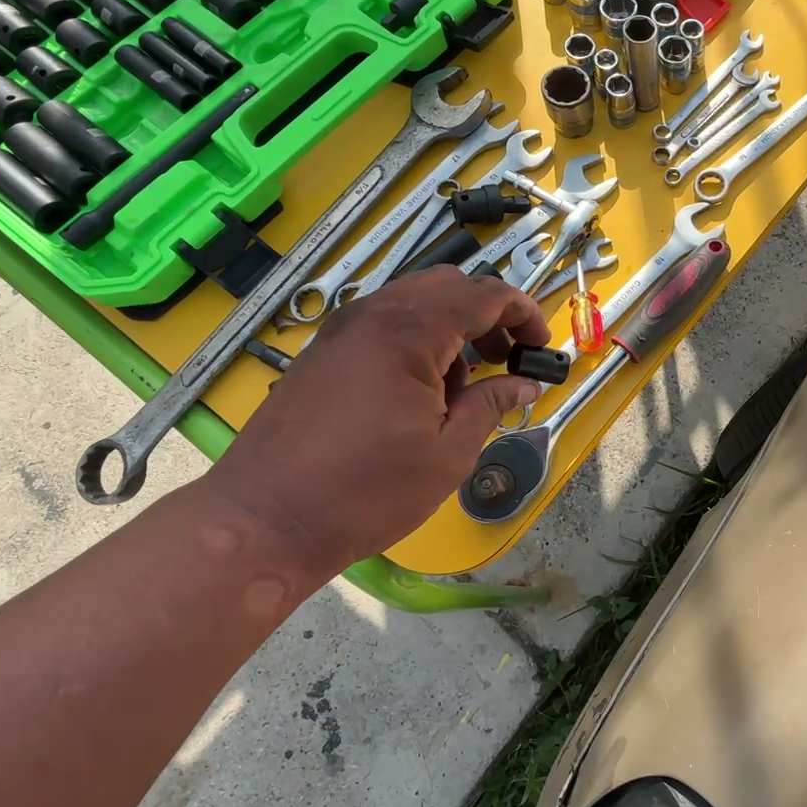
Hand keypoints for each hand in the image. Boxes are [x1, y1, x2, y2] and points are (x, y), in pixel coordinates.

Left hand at [204, 267, 550, 570]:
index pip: (484, 294)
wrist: (266, 519)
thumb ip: (491, 406)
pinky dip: (416, 340)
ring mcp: (341, 331)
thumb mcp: (448, 453)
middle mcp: (373, 316)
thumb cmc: (366, 491)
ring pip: (414, 303)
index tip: (540, 347)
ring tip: (462, 387)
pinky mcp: (322, 352)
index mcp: (409, 332)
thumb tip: (525, 385)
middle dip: (489, 315)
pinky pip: (384, 324)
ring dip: (452, 328)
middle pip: (448, 286)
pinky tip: (419, 394)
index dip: (524, 313)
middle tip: (507, 359)